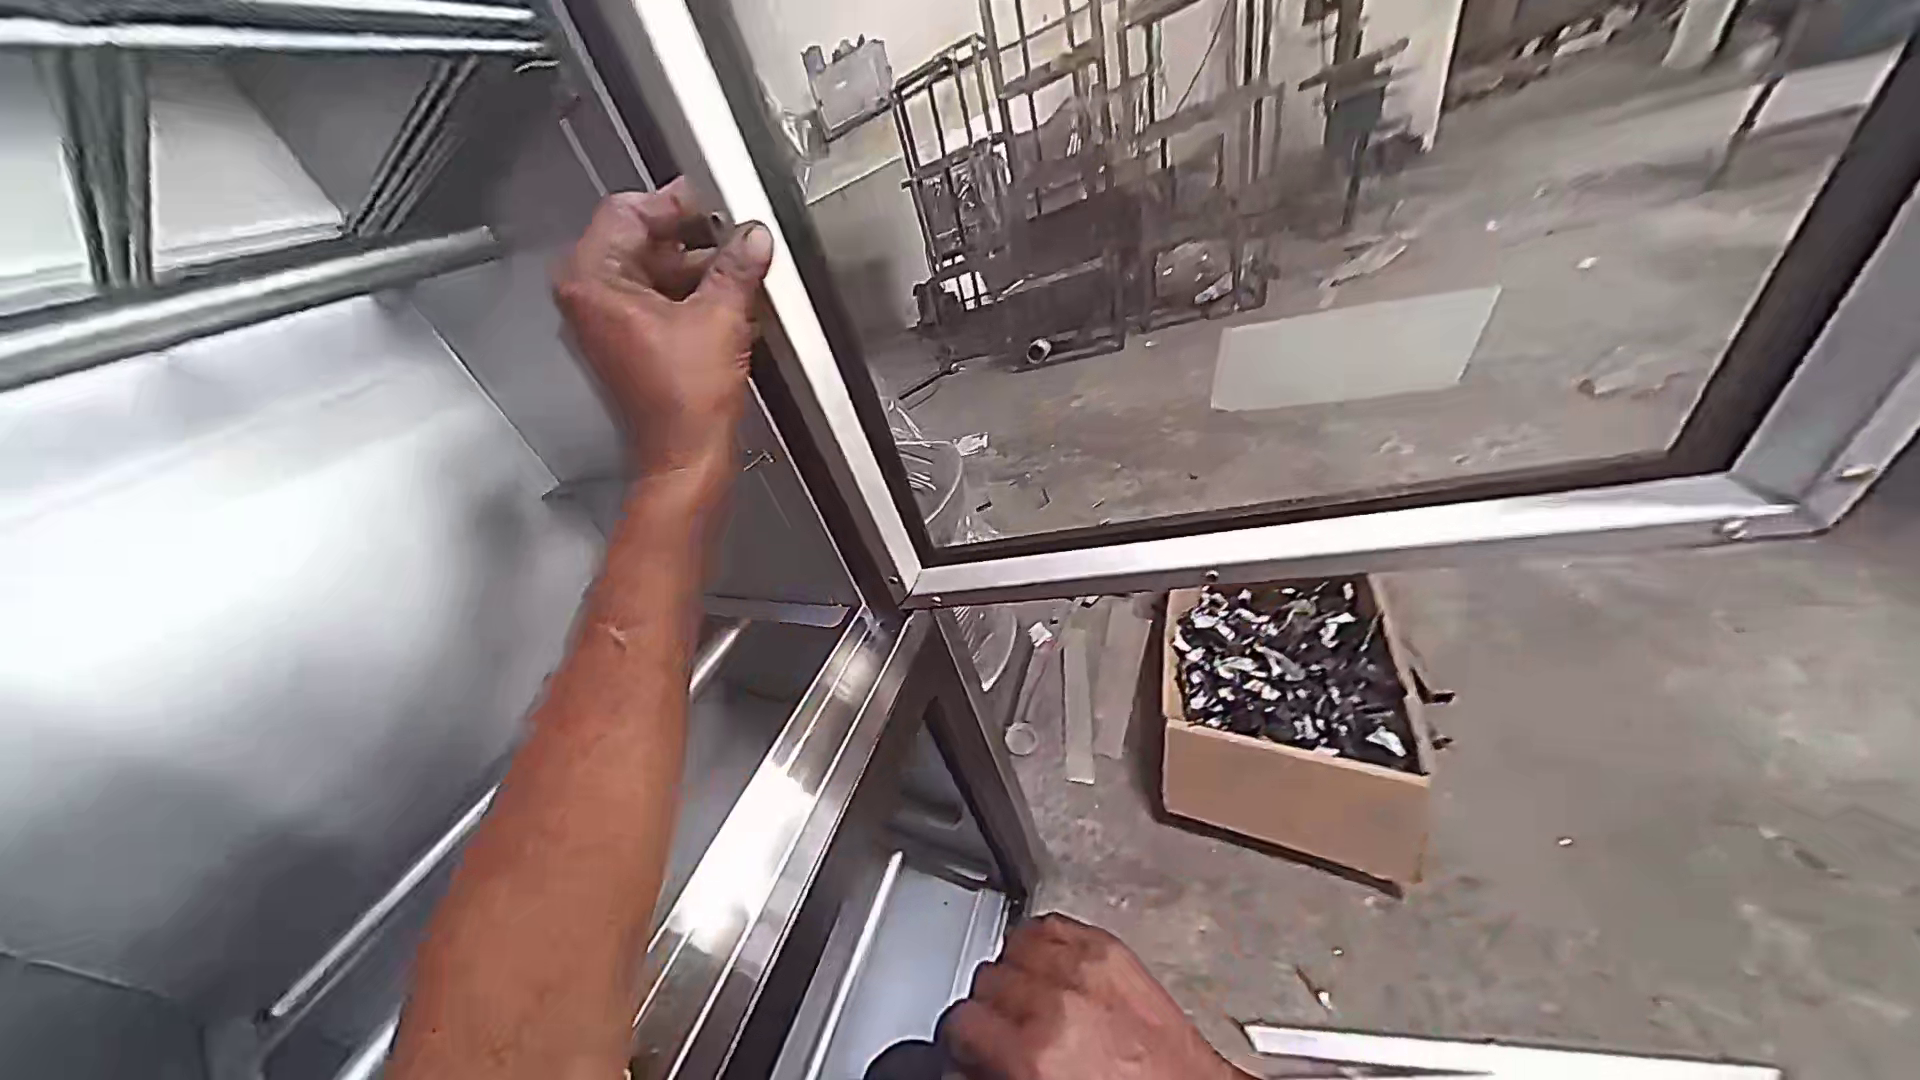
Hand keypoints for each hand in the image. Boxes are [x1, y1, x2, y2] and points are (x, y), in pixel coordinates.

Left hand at [554, 179, 774, 482]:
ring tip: (740, 274)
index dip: (675, 203)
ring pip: (655, 277)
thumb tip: (752, 239)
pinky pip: (662, 307)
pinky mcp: (635, 349)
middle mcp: (593, 302)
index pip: (628, 212)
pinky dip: (693, 302)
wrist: (688, 456)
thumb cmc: (684, 405)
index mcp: (594, 283)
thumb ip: (736, 269)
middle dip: (693, 241)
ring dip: (699, 273)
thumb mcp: (720, 321)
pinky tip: (730, 305)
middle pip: (641, 244)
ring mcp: (612, 327)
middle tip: (732, 236)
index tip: (708, 201)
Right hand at [940, 914, 1247, 1079]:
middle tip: (1001, 1027)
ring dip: (1014, 968)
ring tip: (1026, 993)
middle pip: (987, 978)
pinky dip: (1043, 942)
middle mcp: (1056, 1002)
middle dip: (990, 1006)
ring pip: (1014, 941)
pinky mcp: (1108, 945)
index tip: (968, 1044)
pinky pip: (1052, 924)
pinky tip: (1049, 965)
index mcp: (1037, 1054)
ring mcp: (1084, 966)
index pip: (964, 1020)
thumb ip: (999, 1072)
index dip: (962, 1037)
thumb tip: (966, 1063)